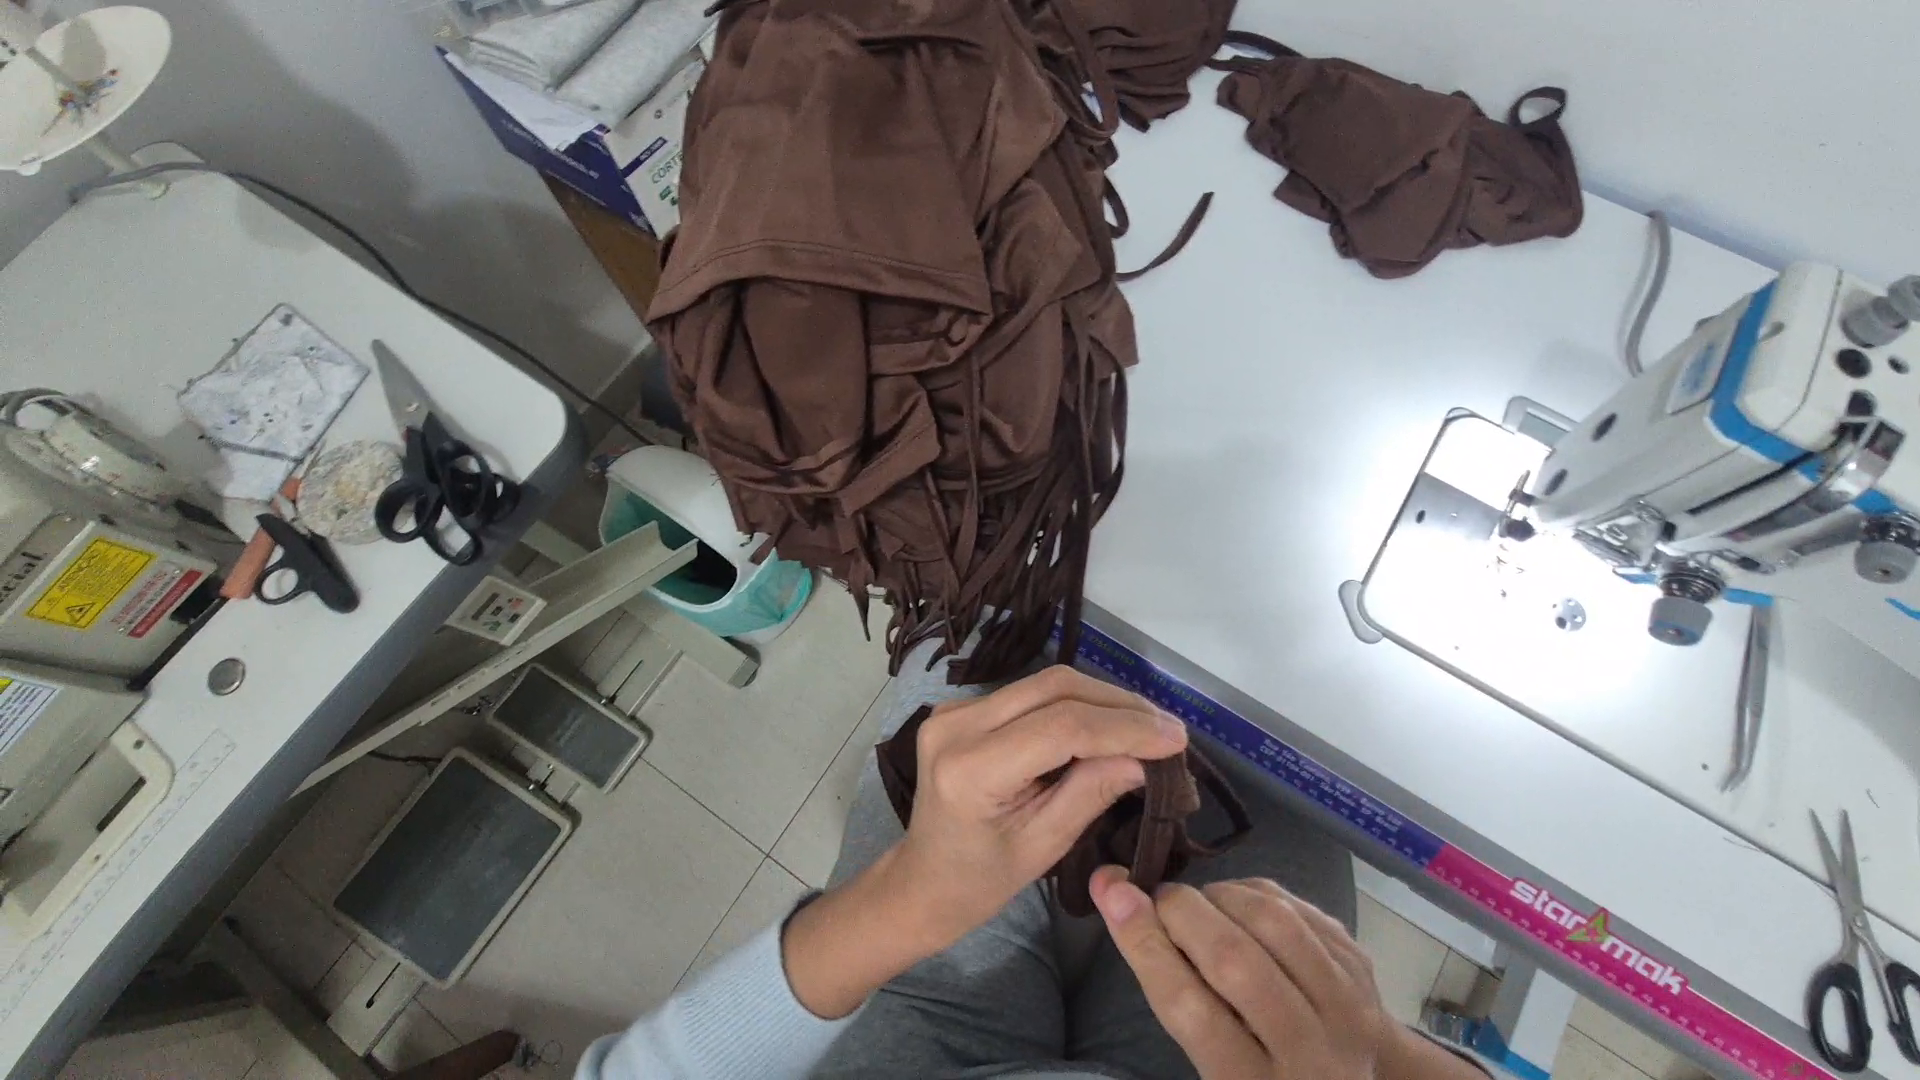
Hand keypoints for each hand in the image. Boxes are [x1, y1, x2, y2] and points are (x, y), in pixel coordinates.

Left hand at [782, 667, 1186, 1017]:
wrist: (922, 878)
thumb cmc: (979, 881)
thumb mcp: (1041, 849)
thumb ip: (1089, 795)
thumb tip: (1142, 758)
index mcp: (970, 768)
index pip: (1060, 728)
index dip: (1124, 727)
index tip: (1176, 738)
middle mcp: (957, 723)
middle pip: (1054, 689)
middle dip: (1120, 705)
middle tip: (1170, 729)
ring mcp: (956, 709)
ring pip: (1046, 683)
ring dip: (1102, 699)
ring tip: (1149, 726)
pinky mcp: (965, 707)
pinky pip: (1032, 693)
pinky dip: (1077, 704)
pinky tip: (1110, 723)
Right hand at [1090, 872, 1395, 1079]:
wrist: (1351, 1078)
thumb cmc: (1256, 1066)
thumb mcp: (1209, 1049)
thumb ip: (1169, 981)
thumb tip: (1115, 893)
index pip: (1190, 1010)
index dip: (1145, 944)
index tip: (1111, 892)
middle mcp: (1311, 1055)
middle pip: (1235, 962)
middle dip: (1182, 911)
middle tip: (1158, 897)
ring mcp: (1348, 1006)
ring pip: (1272, 922)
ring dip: (1220, 896)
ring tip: (1199, 904)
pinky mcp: (1361, 965)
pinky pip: (1295, 905)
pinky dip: (1253, 892)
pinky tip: (1237, 906)